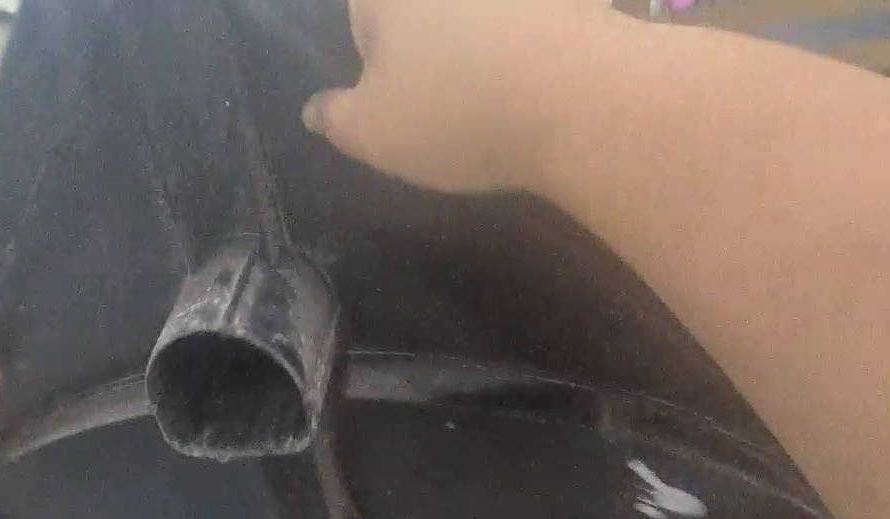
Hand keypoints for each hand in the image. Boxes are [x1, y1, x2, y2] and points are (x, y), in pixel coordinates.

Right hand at [303, 0, 629, 193]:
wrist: (576, 99)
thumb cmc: (453, 115)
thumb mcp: (372, 134)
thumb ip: (335, 118)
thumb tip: (313, 109)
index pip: (360, 16)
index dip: (370, 58)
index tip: (395, 98)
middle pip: (419, 12)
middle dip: (422, 45)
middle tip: (441, 101)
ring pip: (477, 18)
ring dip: (476, 41)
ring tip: (490, 92)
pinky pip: (527, 22)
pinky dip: (524, 40)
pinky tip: (533, 79)